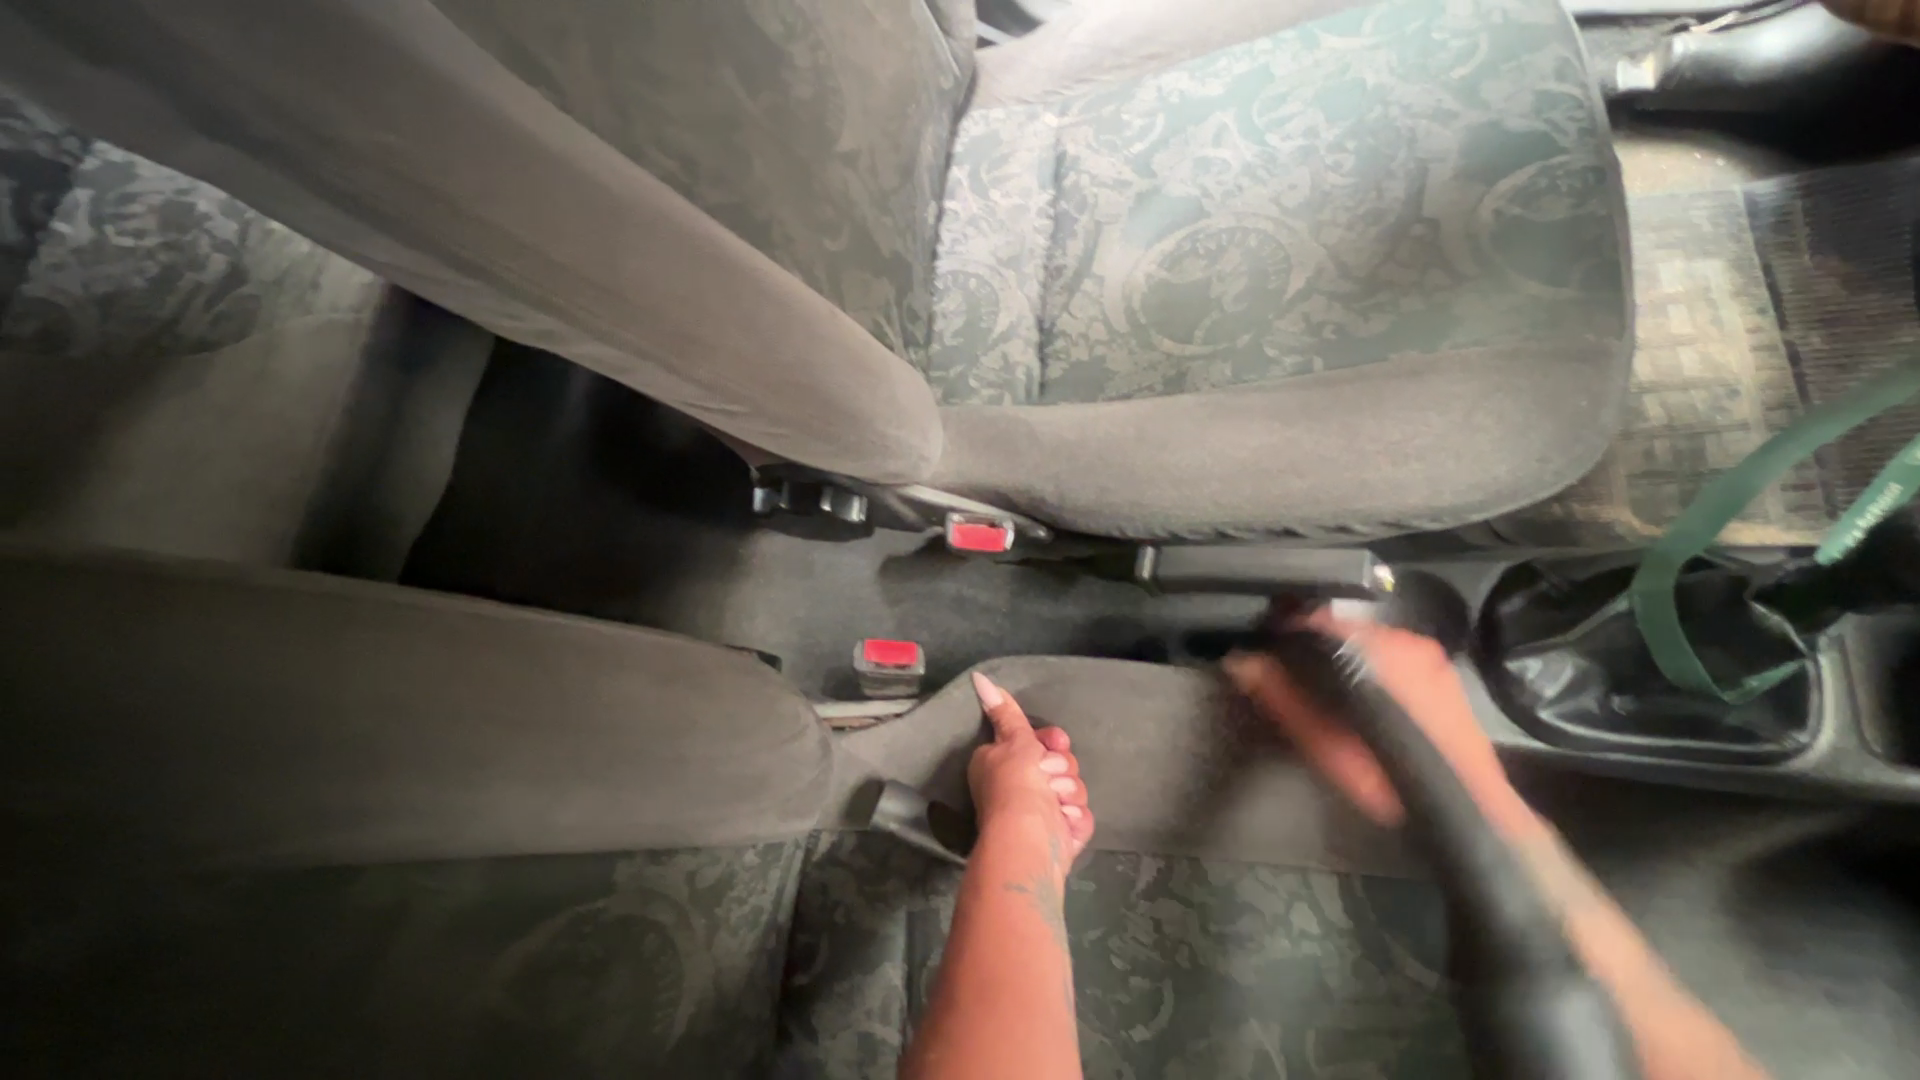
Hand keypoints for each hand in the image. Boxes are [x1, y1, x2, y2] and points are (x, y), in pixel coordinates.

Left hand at [968, 672, 1095, 865]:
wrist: (1030, 838)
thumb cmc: (1016, 784)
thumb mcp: (1012, 741)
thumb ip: (1005, 713)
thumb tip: (979, 679)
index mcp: (1004, 765)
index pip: (1038, 743)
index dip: (1051, 741)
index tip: (1055, 743)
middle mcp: (1021, 788)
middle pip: (1061, 763)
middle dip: (1062, 767)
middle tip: (1051, 773)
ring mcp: (1043, 813)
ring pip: (1074, 789)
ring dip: (1068, 792)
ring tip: (1057, 801)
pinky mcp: (1062, 834)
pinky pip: (1080, 816)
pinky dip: (1075, 817)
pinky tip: (1065, 821)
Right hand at [1222, 608, 1534, 834]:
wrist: (1464, 809)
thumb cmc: (1386, 775)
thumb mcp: (1321, 739)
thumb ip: (1280, 694)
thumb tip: (1242, 661)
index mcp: (1379, 646)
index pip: (1316, 623)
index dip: (1285, 639)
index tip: (1265, 656)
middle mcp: (1409, 641)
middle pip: (1344, 633)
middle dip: (1315, 651)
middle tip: (1291, 679)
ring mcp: (1433, 659)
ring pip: (1370, 648)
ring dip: (1345, 663)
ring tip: (1326, 694)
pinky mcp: (1446, 679)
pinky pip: (1396, 662)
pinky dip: (1373, 673)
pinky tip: (1365, 704)